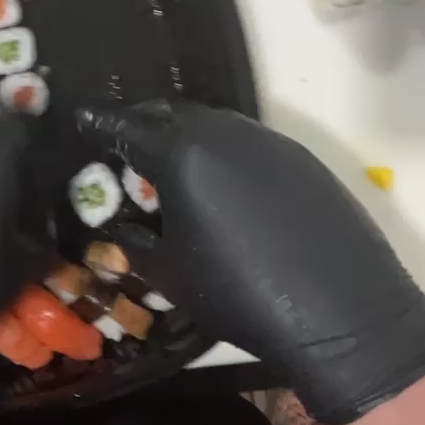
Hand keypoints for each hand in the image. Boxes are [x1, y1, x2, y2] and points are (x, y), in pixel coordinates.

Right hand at [77, 100, 424, 424]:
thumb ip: (135, 242)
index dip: (101, 122)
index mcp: (183, 156)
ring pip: (214, 124)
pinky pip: (249, 143)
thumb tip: (126, 227)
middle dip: (143, 121)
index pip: (128, 126)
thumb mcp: (169, 273)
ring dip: (186, 135)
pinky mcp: (303, 161)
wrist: (341, 312)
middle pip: (172, 113)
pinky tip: (224, 185)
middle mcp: (225, 135)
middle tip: (124, 140)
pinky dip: (223, 152)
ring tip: (172, 164)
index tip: (83, 117)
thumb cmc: (237, 293)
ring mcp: (270, 144)